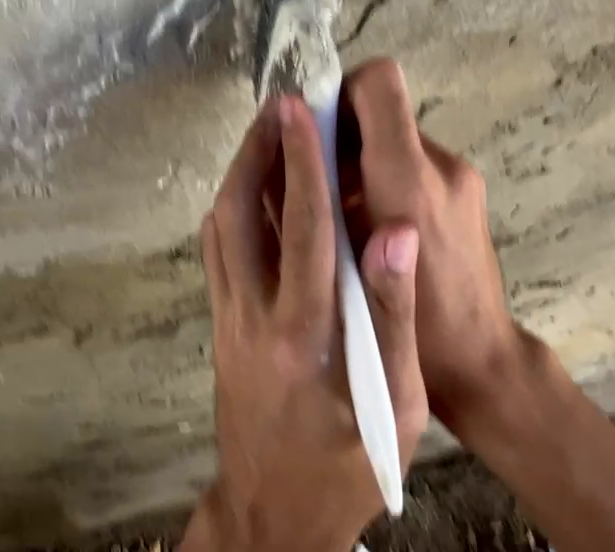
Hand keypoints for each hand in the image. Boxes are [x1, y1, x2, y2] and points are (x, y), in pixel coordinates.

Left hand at [182, 95, 427, 551]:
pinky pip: (217, 250)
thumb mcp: (398, 407)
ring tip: (268, 133)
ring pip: (220, 227)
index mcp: (304, 334)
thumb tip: (397, 233)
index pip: (302, 230)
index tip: (299, 108)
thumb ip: (395, 316)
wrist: (274, 512)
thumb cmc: (348, 464)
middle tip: (278, 104)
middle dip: (256, 151)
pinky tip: (252, 192)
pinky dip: (232, 208)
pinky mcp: (218, 324)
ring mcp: (226, 318)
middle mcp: (253, 315)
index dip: (301, 163)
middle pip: (239, 214)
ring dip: (239, 174)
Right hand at [339, 60, 525, 432]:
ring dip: (354, 159)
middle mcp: (439, 165)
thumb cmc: (407, 327)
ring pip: (391, 139)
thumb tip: (270, 156)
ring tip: (326, 208)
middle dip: (334, 131)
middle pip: (378, 109)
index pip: (377, 82)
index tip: (305, 127)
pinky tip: (358, 226)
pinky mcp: (464, 196)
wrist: (481, 368)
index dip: (336, 91)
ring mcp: (458, 180)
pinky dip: (377, 179)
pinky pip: (409, 164)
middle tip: (302, 173)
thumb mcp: (337, 266)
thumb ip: (303, 204)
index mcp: (406, 176)